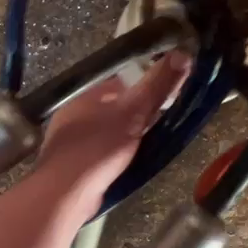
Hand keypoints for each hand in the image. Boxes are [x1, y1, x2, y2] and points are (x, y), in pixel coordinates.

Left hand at [33, 51, 191, 201]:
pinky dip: (113, 160)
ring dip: (125, 141)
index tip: (166, 100)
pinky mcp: (70, 168)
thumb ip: (156, 86)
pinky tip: (126, 169)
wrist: (64, 193)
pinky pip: (98, 157)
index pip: (120, 84)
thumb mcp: (132, 113)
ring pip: (105, 135)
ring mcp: (68, 144)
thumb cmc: (97, 148)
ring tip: (147, 150)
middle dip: (135, 118)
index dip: (144, 90)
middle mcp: (73, 117)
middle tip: (160, 128)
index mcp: (85, 97)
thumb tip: (183, 53)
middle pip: (112, 111)